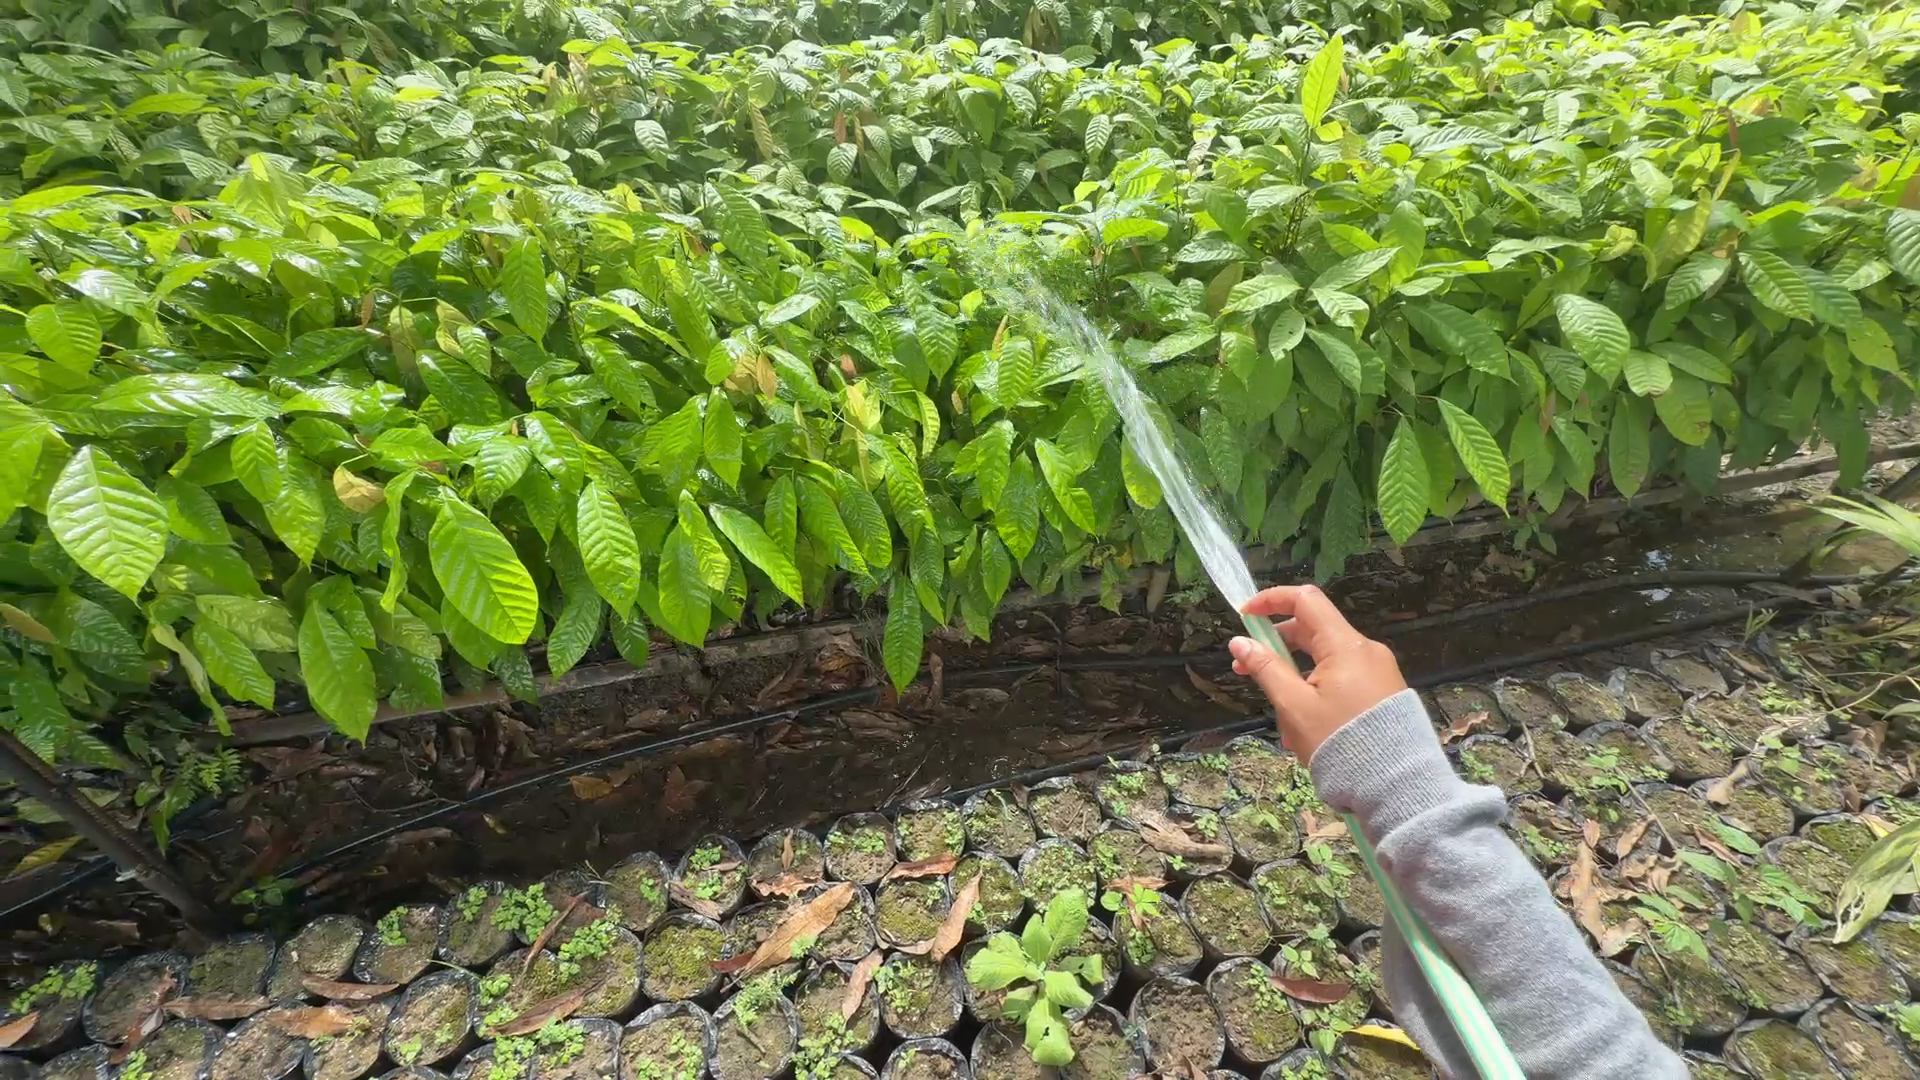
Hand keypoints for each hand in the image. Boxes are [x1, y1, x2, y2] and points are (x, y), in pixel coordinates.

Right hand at [1228, 584, 1407, 762]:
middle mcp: (1365, 650)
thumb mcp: (1294, 705)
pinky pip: (1341, 679)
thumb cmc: (1340, 740)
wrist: (1399, 788)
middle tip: (1246, 670)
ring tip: (1281, 719)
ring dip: (1293, 677)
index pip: (1305, 600)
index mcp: (1345, 645)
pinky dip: (1315, 690)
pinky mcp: (1383, 693)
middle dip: (1275, 647)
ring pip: (1324, 659)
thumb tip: (1239, 642)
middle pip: (1312, 630)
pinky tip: (1305, 727)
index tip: (1244, 616)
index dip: (1271, 600)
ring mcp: (1377, 672)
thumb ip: (1265, 668)